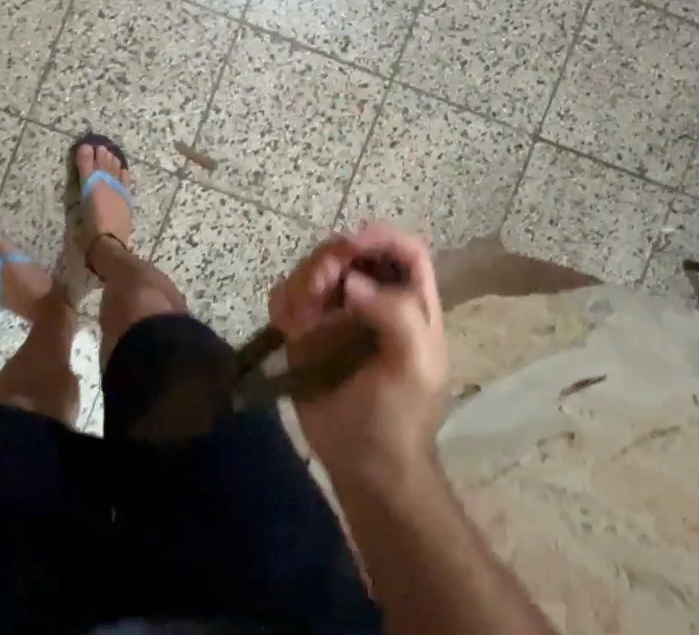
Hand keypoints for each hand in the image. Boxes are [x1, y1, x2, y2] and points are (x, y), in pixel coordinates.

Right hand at [269, 223, 447, 485]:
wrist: (364, 462)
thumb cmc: (398, 415)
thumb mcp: (415, 367)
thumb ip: (397, 317)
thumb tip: (353, 284)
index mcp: (411, 304)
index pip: (404, 251)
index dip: (381, 237)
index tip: (352, 246)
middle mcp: (372, 301)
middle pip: (349, 253)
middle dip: (330, 259)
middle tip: (321, 285)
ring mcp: (335, 315)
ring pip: (312, 270)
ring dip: (303, 282)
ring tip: (303, 318)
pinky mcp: (303, 332)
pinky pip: (285, 298)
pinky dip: (283, 303)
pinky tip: (289, 328)